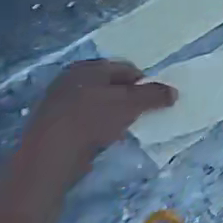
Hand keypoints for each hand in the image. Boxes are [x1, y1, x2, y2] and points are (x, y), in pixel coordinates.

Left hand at [18, 59, 175, 179]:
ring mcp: (57, 102)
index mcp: (88, 67)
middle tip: (141, 114)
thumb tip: (173, 92)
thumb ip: (153, 96)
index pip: (125, 68)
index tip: (155, 100)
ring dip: (111, 113)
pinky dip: (95, 127)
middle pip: (109, 84)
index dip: (144, 82)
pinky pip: (82, 120)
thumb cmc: (92, 119)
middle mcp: (70, 79)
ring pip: (95, 103)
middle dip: (127, 97)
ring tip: (123, 129)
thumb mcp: (130, 104)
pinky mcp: (51, 125)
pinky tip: (102, 140)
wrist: (49, 155)